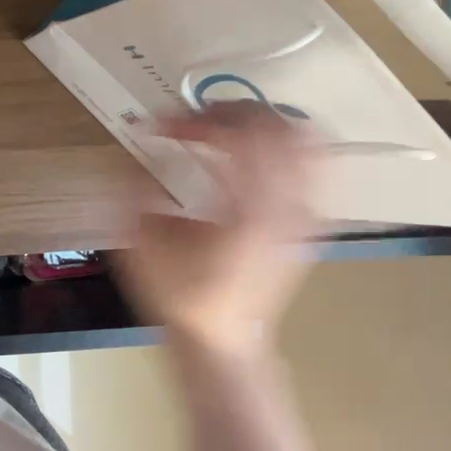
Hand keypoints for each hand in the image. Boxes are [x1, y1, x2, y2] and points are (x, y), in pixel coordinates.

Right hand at [114, 102, 320, 356]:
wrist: (224, 340)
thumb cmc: (179, 295)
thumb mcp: (140, 244)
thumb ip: (137, 190)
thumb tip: (140, 153)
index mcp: (247, 211)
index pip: (239, 137)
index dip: (196, 119)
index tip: (162, 126)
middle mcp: (287, 206)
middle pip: (280, 128)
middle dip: (232, 111)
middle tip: (195, 118)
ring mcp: (305, 213)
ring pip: (307, 141)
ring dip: (264, 123)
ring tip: (226, 127)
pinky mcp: (308, 221)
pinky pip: (314, 164)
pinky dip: (285, 145)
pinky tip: (253, 153)